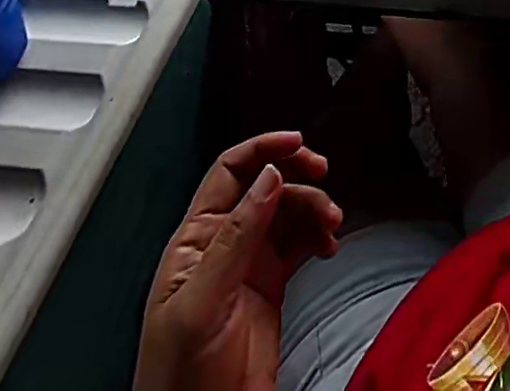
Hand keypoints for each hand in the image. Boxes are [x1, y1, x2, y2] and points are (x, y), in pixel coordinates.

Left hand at [135, 132, 342, 390]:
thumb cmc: (179, 380)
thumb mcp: (203, 303)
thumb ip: (237, 236)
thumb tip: (268, 177)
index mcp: (196, 239)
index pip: (230, 171)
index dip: (263, 148)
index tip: (297, 142)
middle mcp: (224, 242)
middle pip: (266, 184)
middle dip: (297, 172)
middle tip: (322, 171)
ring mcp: (249, 262)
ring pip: (289, 210)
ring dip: (314, 207)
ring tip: (330, 223)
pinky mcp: (271, 282)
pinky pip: (301, 240)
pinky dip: (318, 235)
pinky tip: (327, 246)